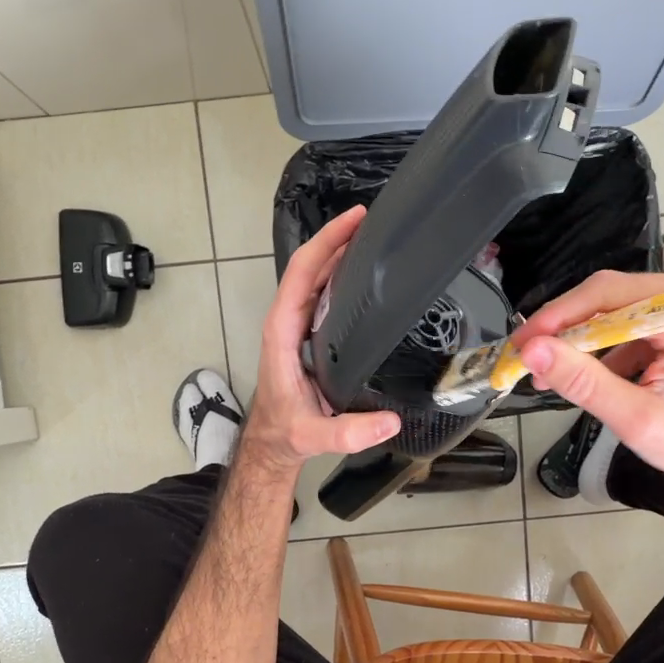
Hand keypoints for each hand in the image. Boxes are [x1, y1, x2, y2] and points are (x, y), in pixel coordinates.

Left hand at [241, 205, 400, 471]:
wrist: (273, 443)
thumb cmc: (286, 434)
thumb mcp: (314, 435)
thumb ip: (349, 432)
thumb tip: (389, 423)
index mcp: (282, 333)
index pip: (301, 274)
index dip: (326, 243)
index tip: (354, 221)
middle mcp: (287, 322)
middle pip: (309, 267)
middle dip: (336, 238)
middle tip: (373, 219)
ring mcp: (296, 327)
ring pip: (315, 278)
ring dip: (338, 253)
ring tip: (372, 236)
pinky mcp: (307, 336)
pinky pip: (322, 295)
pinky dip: (340, 276)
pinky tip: (364, 273)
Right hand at [511, 269, 663, 495]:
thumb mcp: (639, 419)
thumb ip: (585, 382)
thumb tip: (535, 353)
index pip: (608, 295)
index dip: (556, 317)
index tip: (521, 344)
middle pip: (611, 297)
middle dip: (564, 329)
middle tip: (528, 359)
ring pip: (618, 311)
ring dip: (582, 342)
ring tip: (551, 376)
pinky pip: (635, 326)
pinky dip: (606, 351)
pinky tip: (589, 379)